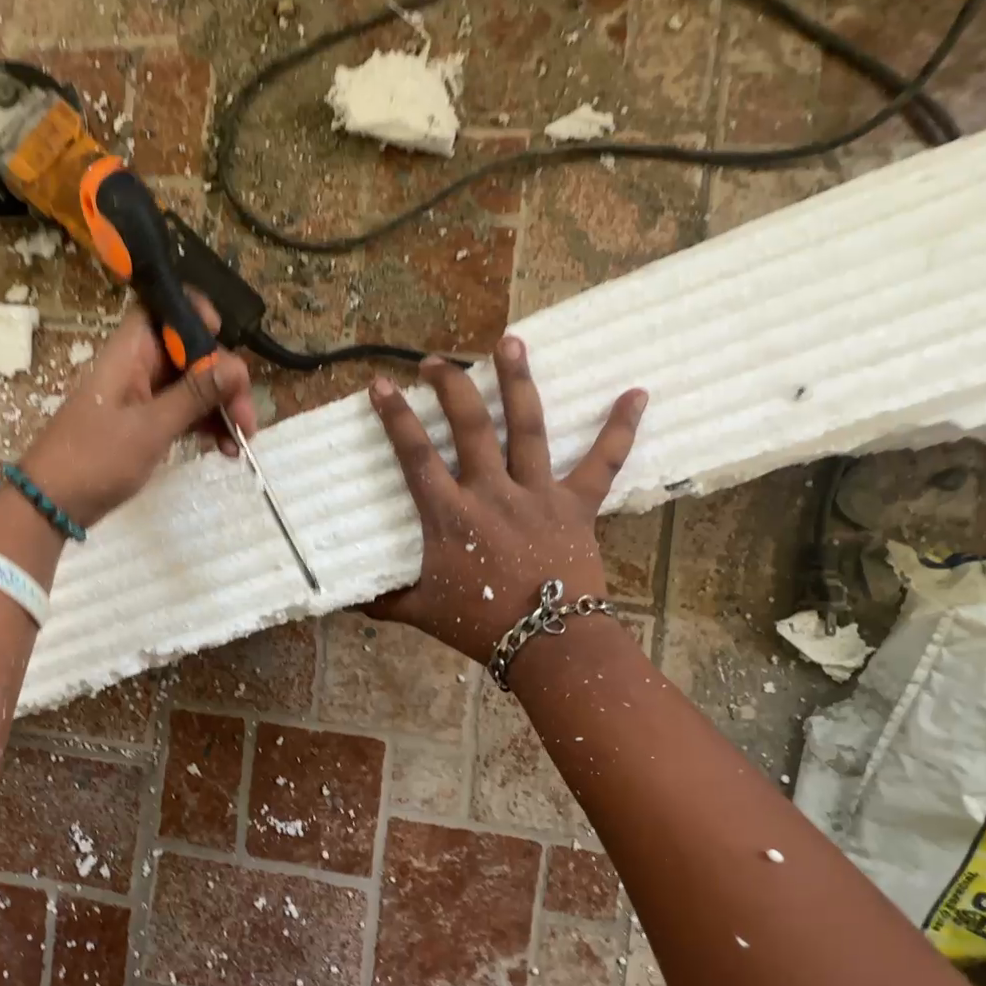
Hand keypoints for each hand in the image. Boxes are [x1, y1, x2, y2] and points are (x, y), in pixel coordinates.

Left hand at [20, 295, 254, 526]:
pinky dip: (204, 426)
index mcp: (130, 352)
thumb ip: (194, 396)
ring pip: (192, 386)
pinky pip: (182, 413)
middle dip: (224, 381)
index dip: (199, 319)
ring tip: (241, 442)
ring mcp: (141, 395)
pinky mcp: (143, 424)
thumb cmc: (95, 458)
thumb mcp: (150, 428)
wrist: (51, 503)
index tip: (226, 348)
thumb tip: (237, 366)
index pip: (168, 311)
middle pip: (191, 353)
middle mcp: (137, 365)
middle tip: (247, 420)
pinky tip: (225, 449)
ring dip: (220, 408)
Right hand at [363, 334, 646, 662]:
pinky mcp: (577, 505)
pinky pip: (603, 462)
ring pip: (527, 426)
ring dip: (518, 380)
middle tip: (436, 361)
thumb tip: (349, 600)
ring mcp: (537, 494)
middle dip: (451, 386)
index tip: (382, 385)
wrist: (551, 644)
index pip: (415, 454)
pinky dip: (620, 427)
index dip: (396, 417)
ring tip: (510, 341)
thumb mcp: (421, 612)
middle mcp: (491, 491)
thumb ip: (384, 601)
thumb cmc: (481, 626)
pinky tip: (637, 392)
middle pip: (470, 425)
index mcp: (449, 514)